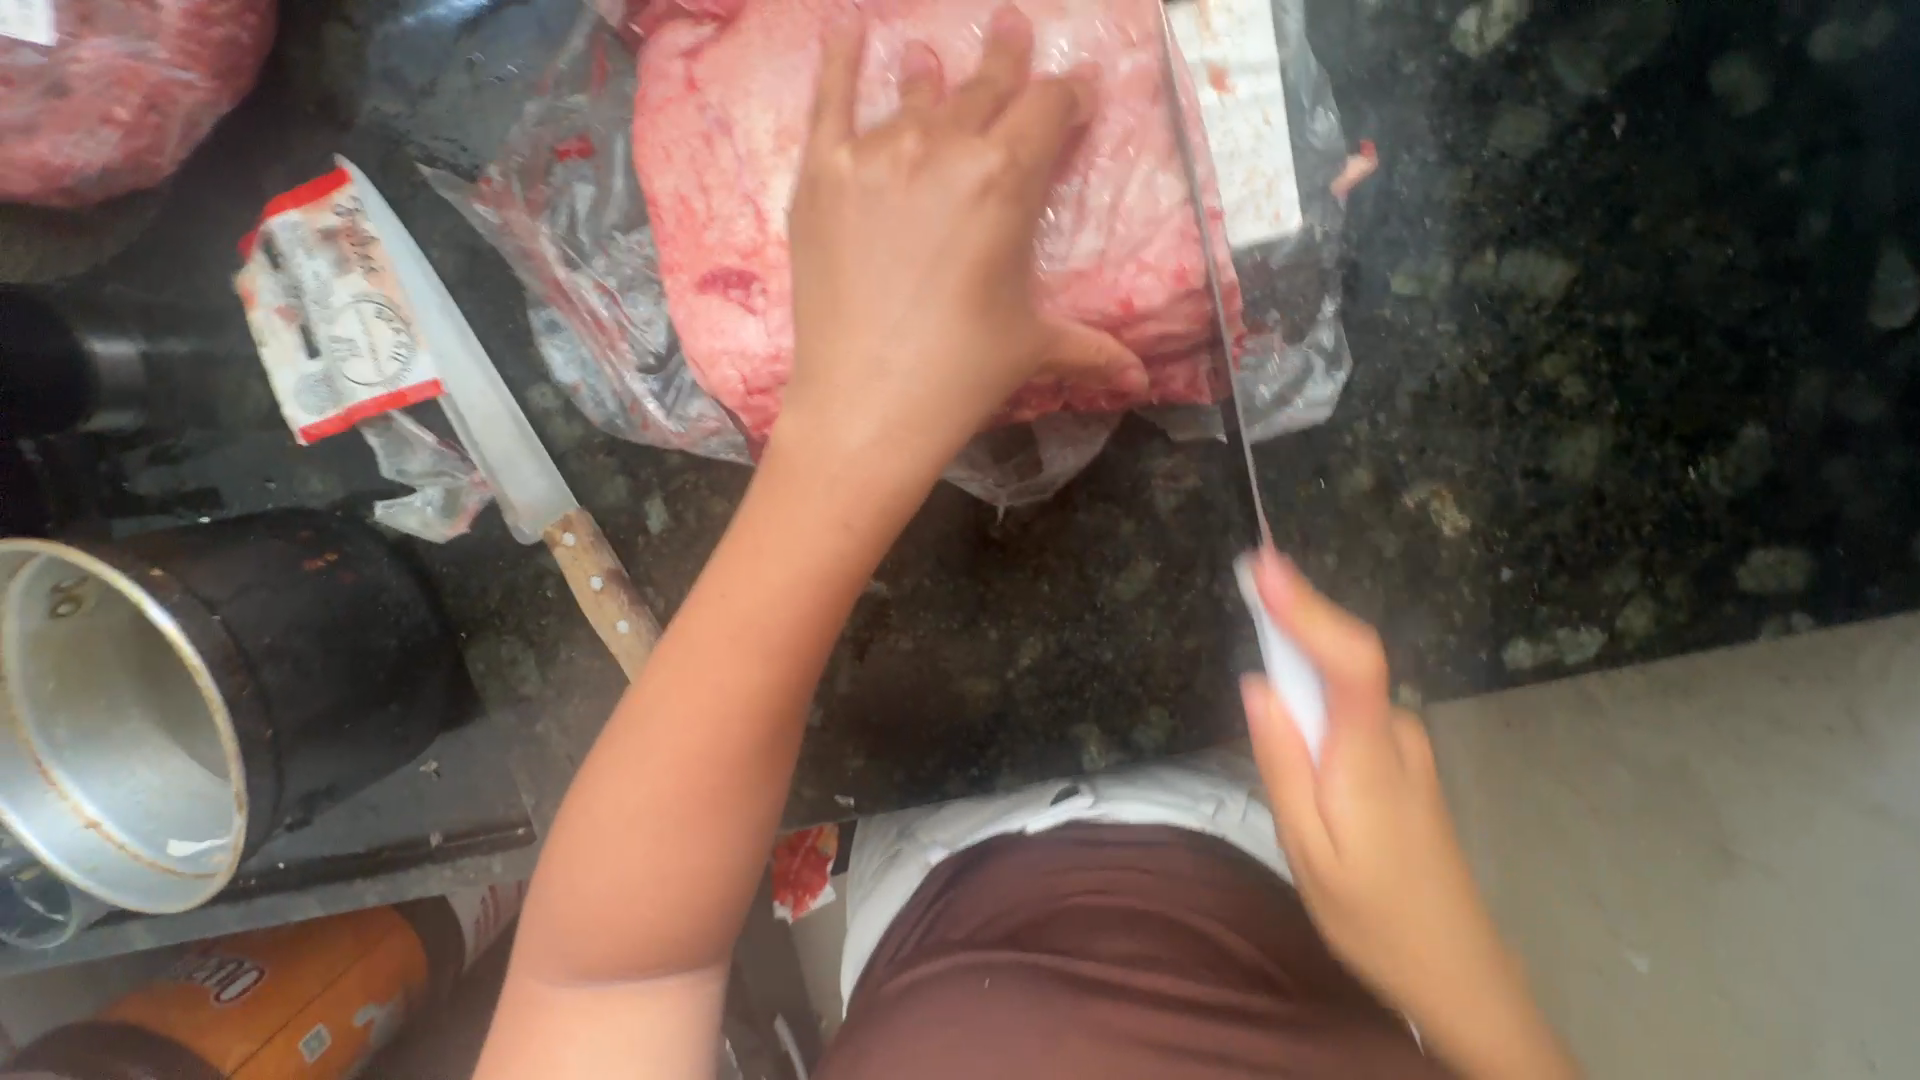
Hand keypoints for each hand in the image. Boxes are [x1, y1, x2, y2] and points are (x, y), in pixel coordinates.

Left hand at [779, 6, 1146, 473]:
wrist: (865, 406)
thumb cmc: (960, 376)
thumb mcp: (1032, 349)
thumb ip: (1089, 349)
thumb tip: (1138, 381)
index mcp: (1007, 178)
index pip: (1050, 107)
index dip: (1070, 95)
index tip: (1078, 93)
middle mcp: (943, 148)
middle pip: (986, 86)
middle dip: (1007, 62)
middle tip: (1012, 31)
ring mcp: (875, 155)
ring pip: (917, 97)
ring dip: (937, 76)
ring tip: (935, 55)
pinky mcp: (821, 176)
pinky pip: (829, 101)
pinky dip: (840, 63)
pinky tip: (848, 29)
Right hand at [1241, 549, 1577, 1079]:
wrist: (1458, 973)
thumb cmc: (1372, 917)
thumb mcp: (1306, 848)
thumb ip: (1282, 762)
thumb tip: (1257, 685)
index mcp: (1370, 756)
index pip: (1350, 659)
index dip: (1308, 606)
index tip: (1262, 566)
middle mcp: (1397, 735)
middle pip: (1345, 657)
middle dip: (1293, 623)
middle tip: (1248, 596)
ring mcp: (1408, 747)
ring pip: (1344, 689)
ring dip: (1301, 674)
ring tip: (1267, 705)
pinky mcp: (1405, 761)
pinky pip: (1352, 710)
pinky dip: (1317, 702)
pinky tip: (1301, 748)